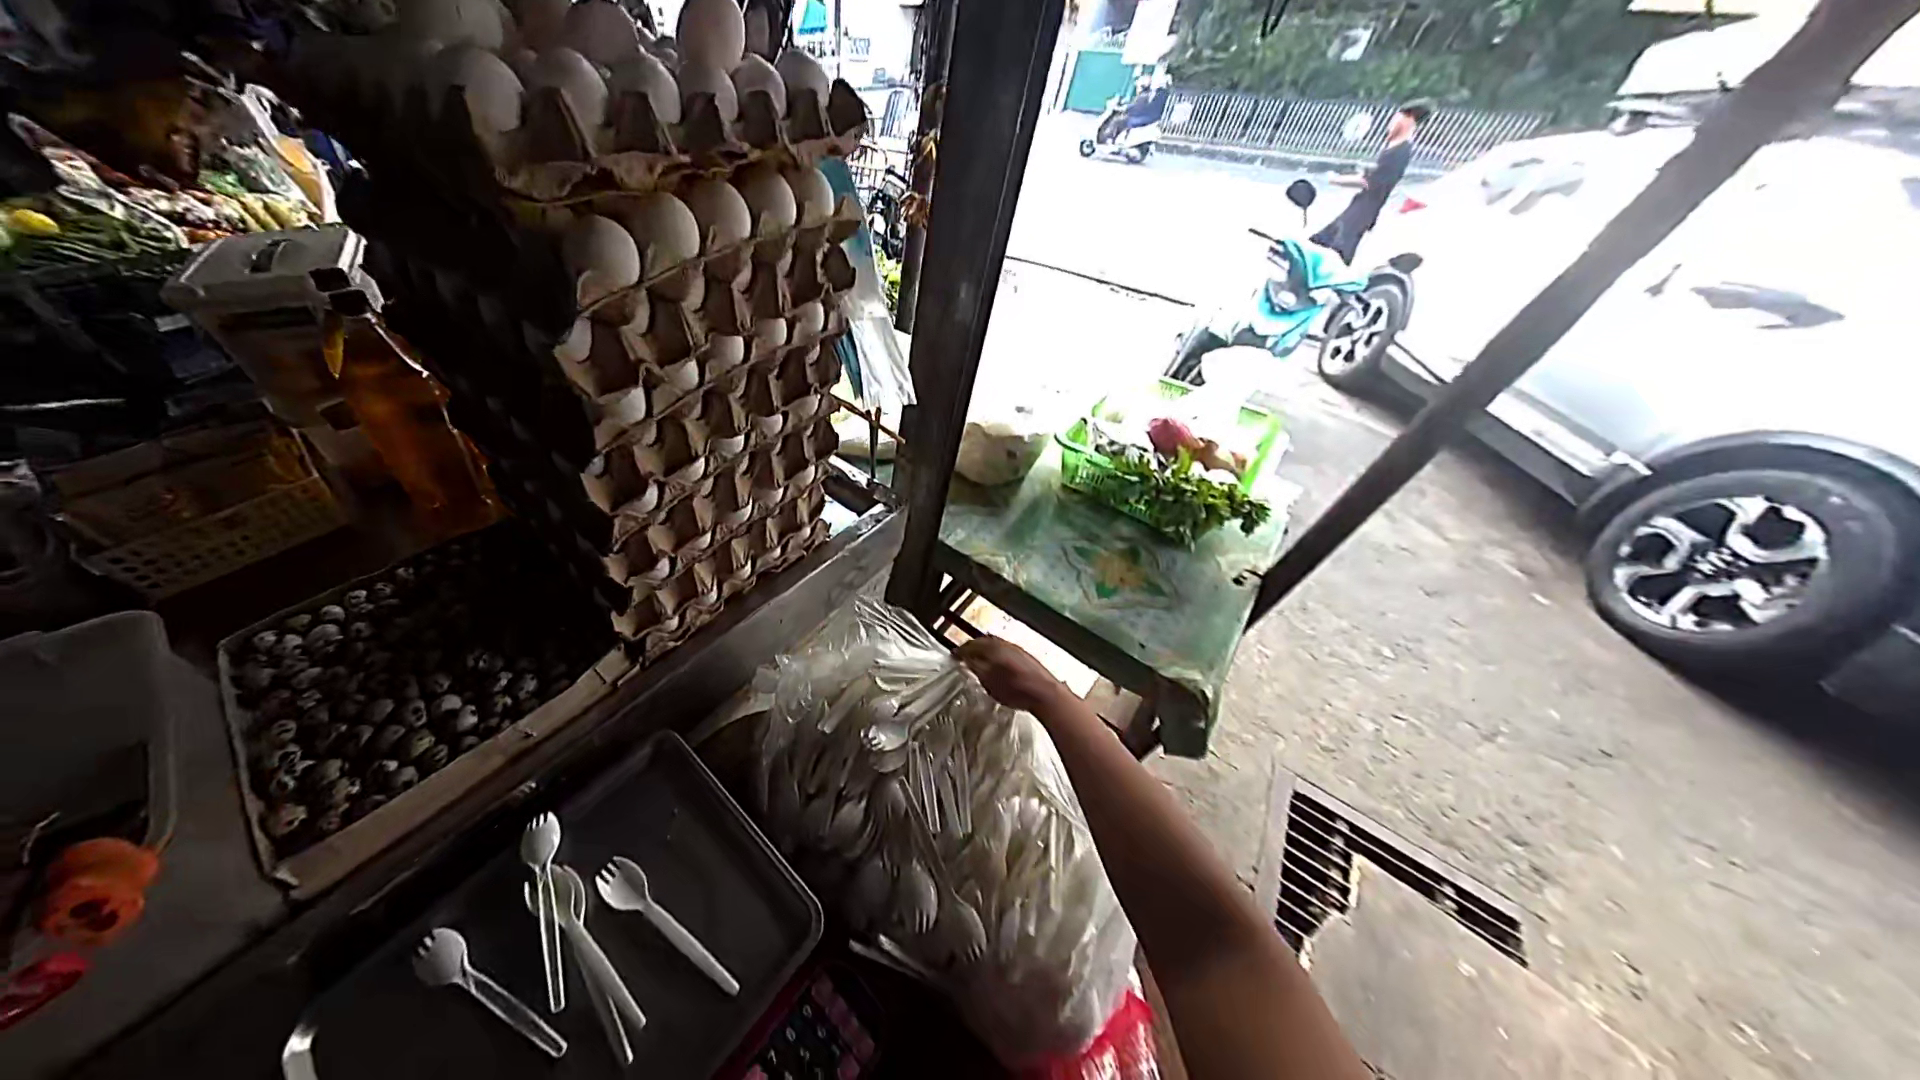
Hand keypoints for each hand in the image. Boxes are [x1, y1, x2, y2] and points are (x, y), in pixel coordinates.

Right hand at [957, 637, 1067, 714]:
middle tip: (964, 654)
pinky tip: (996, 663)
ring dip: (984, 649)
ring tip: (978, 658)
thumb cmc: (1015, 689)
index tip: (954, 655)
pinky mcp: (1025, 656)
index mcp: (993, 648)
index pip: (971, 645)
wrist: (1045, 693)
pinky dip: (995, 653)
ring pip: (995, 644)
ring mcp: (1017, 649)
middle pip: (983, 641)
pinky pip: (1004, 649)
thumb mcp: (989, 682)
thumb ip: (976, 668)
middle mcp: (1005, 644)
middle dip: (972, 647)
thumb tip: (967, 659)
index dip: (960, 651)